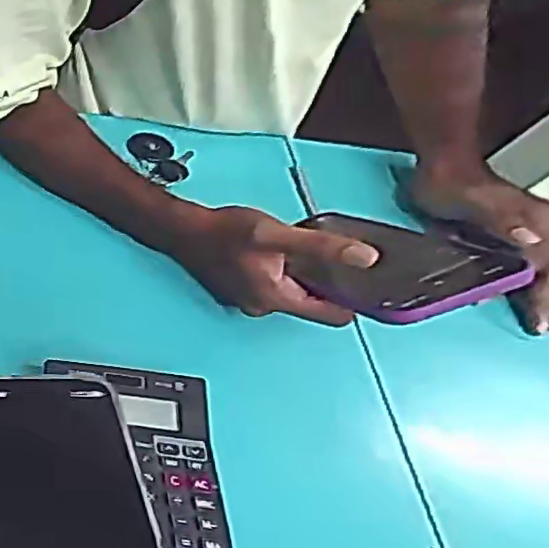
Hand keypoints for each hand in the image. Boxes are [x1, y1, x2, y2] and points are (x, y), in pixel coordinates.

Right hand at [168, 203, 380, 326]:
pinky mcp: (241, 291)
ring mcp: (249, 300)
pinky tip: (270, 252)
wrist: (183, 232)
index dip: (354, 298)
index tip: (365, 279)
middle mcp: (261, 306)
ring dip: (299, 272)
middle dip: (323, 279)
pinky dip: (280, 270)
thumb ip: (323, 248)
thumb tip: (365, 258)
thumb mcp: (278, 234)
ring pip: (293, 292)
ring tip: (289, 248)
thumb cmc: (221, 233)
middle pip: (313, 301)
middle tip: (316, 251)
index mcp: (274, 298)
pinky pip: (275, 286)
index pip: (331, 315)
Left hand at [410, 165, 548, 335]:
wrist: (443, 166)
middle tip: (547, 327)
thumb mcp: (471, 202)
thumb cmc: (450, 185)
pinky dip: (534, 282)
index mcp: (540, 223)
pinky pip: (535, 262)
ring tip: (546, 318)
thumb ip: (502, 219)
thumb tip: (532, 239)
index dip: (548, 296)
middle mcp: (544, 227)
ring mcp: (532, 229)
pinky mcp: (515, 232)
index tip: (541, 321)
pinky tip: (525, 295)